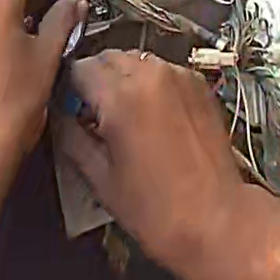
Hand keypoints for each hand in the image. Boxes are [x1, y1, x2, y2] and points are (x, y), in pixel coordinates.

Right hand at [54, 51, 256, 272]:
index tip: (72, 104)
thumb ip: (73, 140)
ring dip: (125, 77)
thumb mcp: (103, 181)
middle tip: (97, 112)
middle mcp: (149, 75)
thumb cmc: (161, 212)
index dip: (71, 87)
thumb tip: (60, 118)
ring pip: (135, 59)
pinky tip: (155, 113)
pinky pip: (162, 69)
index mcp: (120, 97)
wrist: (219, 222)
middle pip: (108, 57)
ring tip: (129, 114)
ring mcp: (176, 75)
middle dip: (97, 79)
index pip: (80, 67)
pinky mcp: (196, 83)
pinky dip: (152, 82)